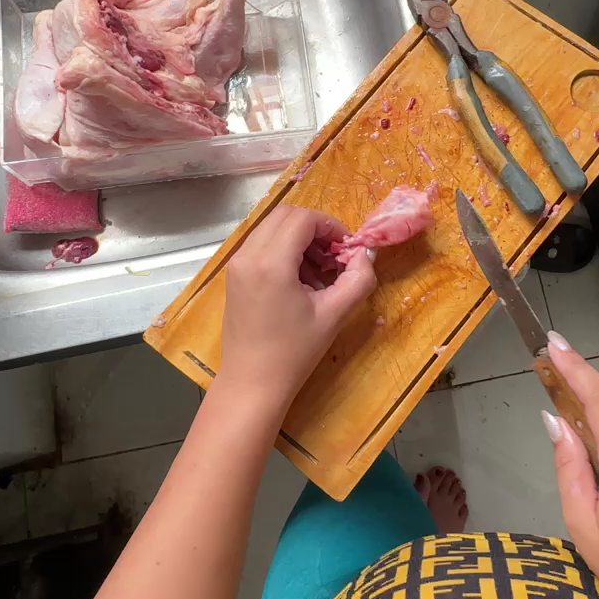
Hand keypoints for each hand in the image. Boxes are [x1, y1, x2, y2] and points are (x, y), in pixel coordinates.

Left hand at [218, 206, 376, 405]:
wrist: (252, 383)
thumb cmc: (294, 352)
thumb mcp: (334, 315)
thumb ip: (357, 279)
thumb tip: (364, 255)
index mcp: (271, 263)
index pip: (303, 219)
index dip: (330, 226)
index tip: (347, 249)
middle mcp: (248, 255)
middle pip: (285, 215)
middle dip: (315, 229)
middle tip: (335, 256)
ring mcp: (237, 264)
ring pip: (272, 228)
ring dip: (299, 239)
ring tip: (320, 272)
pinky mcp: (234, 275)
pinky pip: (261, 245)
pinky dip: (284, 250)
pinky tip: (300, 281)